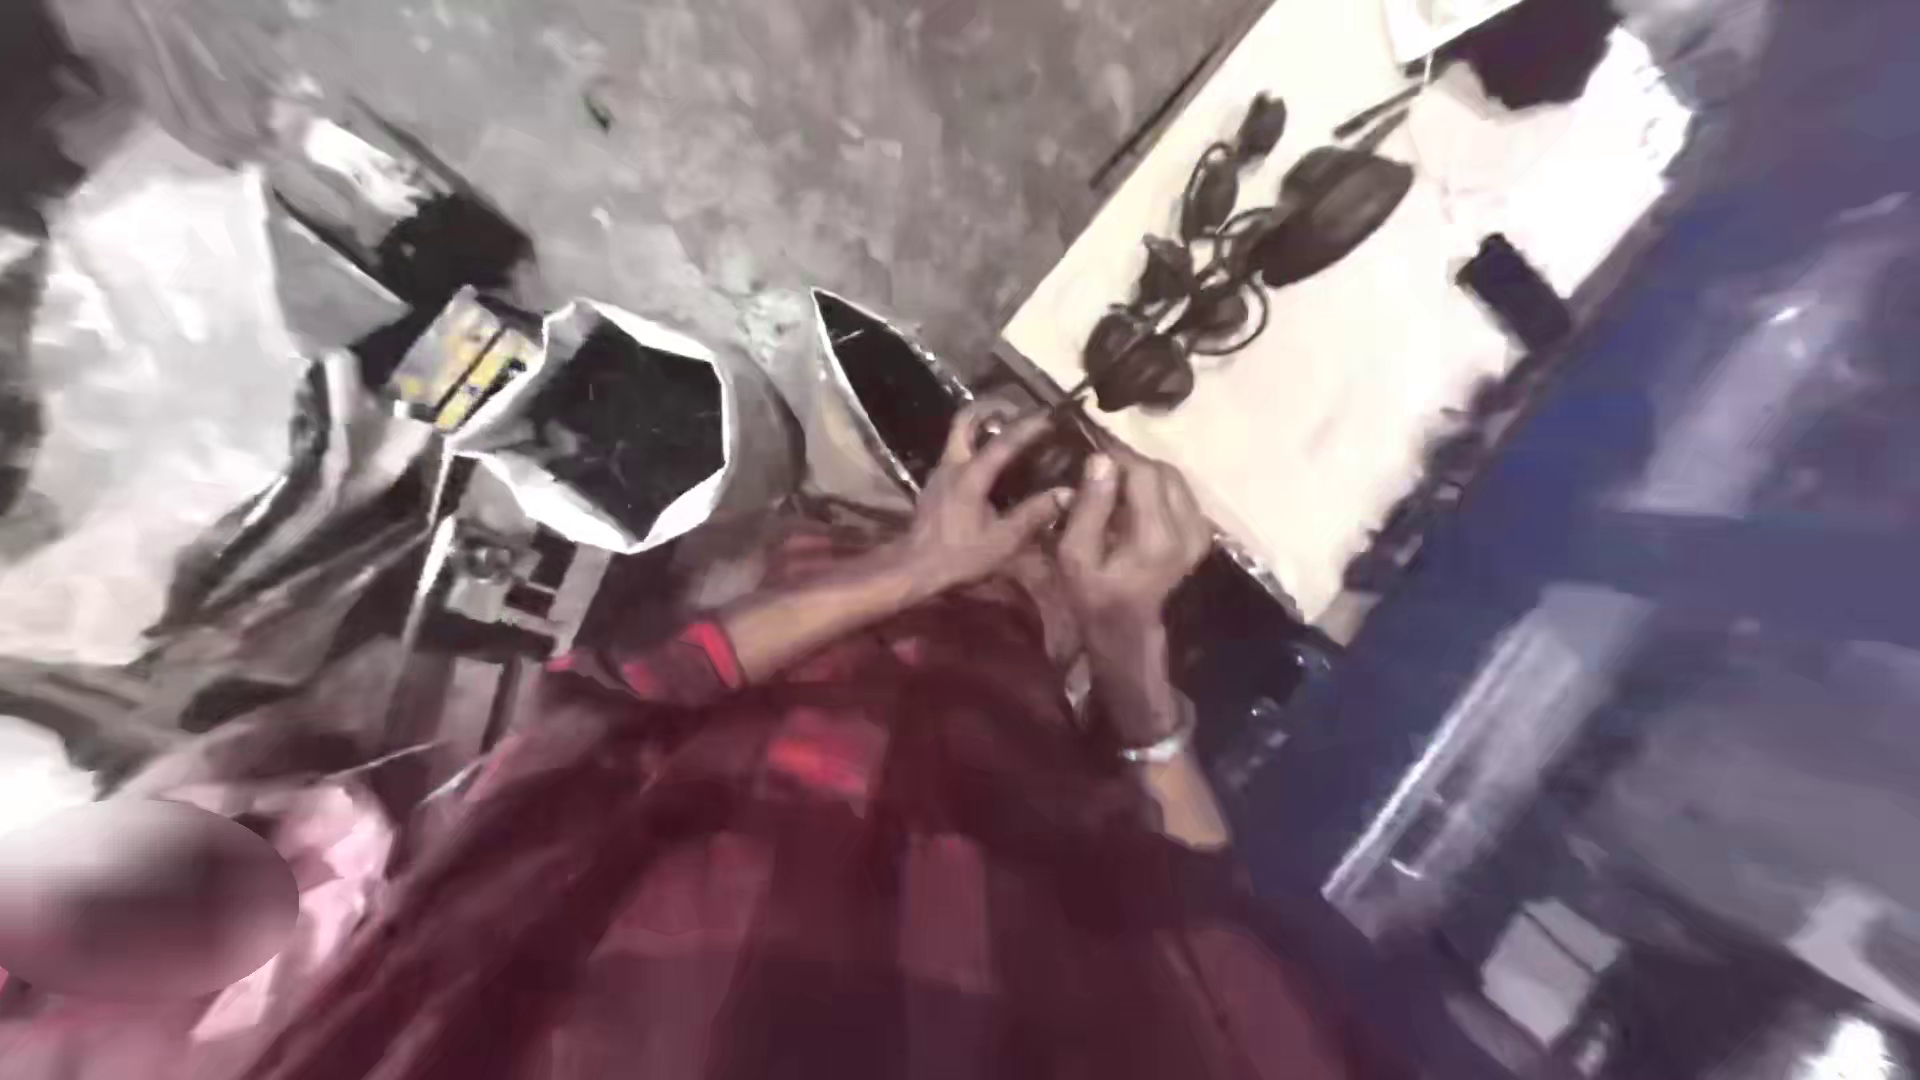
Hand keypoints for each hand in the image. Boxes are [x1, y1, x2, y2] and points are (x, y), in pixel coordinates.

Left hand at [890, 401, 1071, 595]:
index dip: (1028, 427)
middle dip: (993, 409)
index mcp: (969, 477)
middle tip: (1020, 412)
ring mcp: (940, 472)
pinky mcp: (936, 483)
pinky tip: (993, 463)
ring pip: (959, 434)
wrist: (915, 568)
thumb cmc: (959, 557)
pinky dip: (976, 446)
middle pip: (966, 419)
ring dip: (983, 426)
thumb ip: (1034, 514)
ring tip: (1012, 432)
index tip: (1050, 417)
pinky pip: (957, 452)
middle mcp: (951, 465)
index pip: (1002, 442)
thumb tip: (1066, 494)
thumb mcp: (1003, 541)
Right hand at [1058, 447, 1210, 742]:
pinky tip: (1133, 504)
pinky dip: (1156, 489)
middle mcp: (1188, 529)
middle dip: (1130, 465)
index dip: (1117, 456)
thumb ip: (1089, 507)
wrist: (1127, 632)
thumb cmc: (1093, 596)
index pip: (1144, 472)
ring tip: (1115, 488)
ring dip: (1144, 476)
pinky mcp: (1202, 535)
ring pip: (1174, 479)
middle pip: (1162, 471)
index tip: (1091, 455)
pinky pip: (1181, 494)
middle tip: (1100, 474)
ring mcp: (1200, 533)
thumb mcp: (1075, 555)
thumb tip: (1101, 460)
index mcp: (1156, 537)